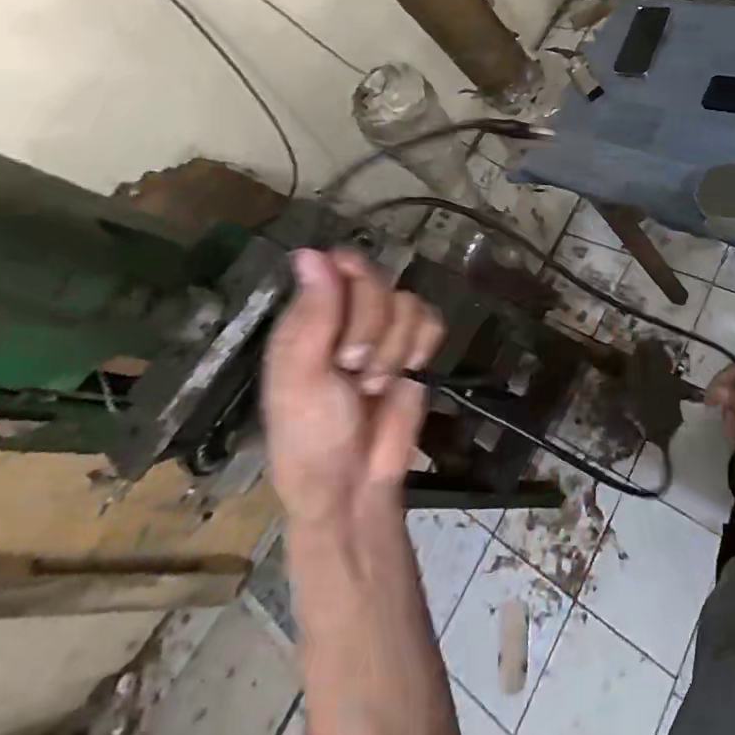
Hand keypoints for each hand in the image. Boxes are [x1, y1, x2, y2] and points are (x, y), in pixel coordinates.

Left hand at [263, 248, 444, 523]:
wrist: (355, 483)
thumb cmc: (310, 436)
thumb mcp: (301, 378)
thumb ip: (313, 316)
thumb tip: (311, 252)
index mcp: (308, 317)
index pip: (342, 265)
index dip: (353, 289)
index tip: (344, 332)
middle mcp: (347, 316)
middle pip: (380, 282)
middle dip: (374, 330)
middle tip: (354, 369)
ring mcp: (386, 333)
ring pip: (410, 303)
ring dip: (397, 348)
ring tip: (375, 384)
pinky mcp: (417, 351)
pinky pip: (433, 323)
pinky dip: (423, 348)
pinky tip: (408, 372)